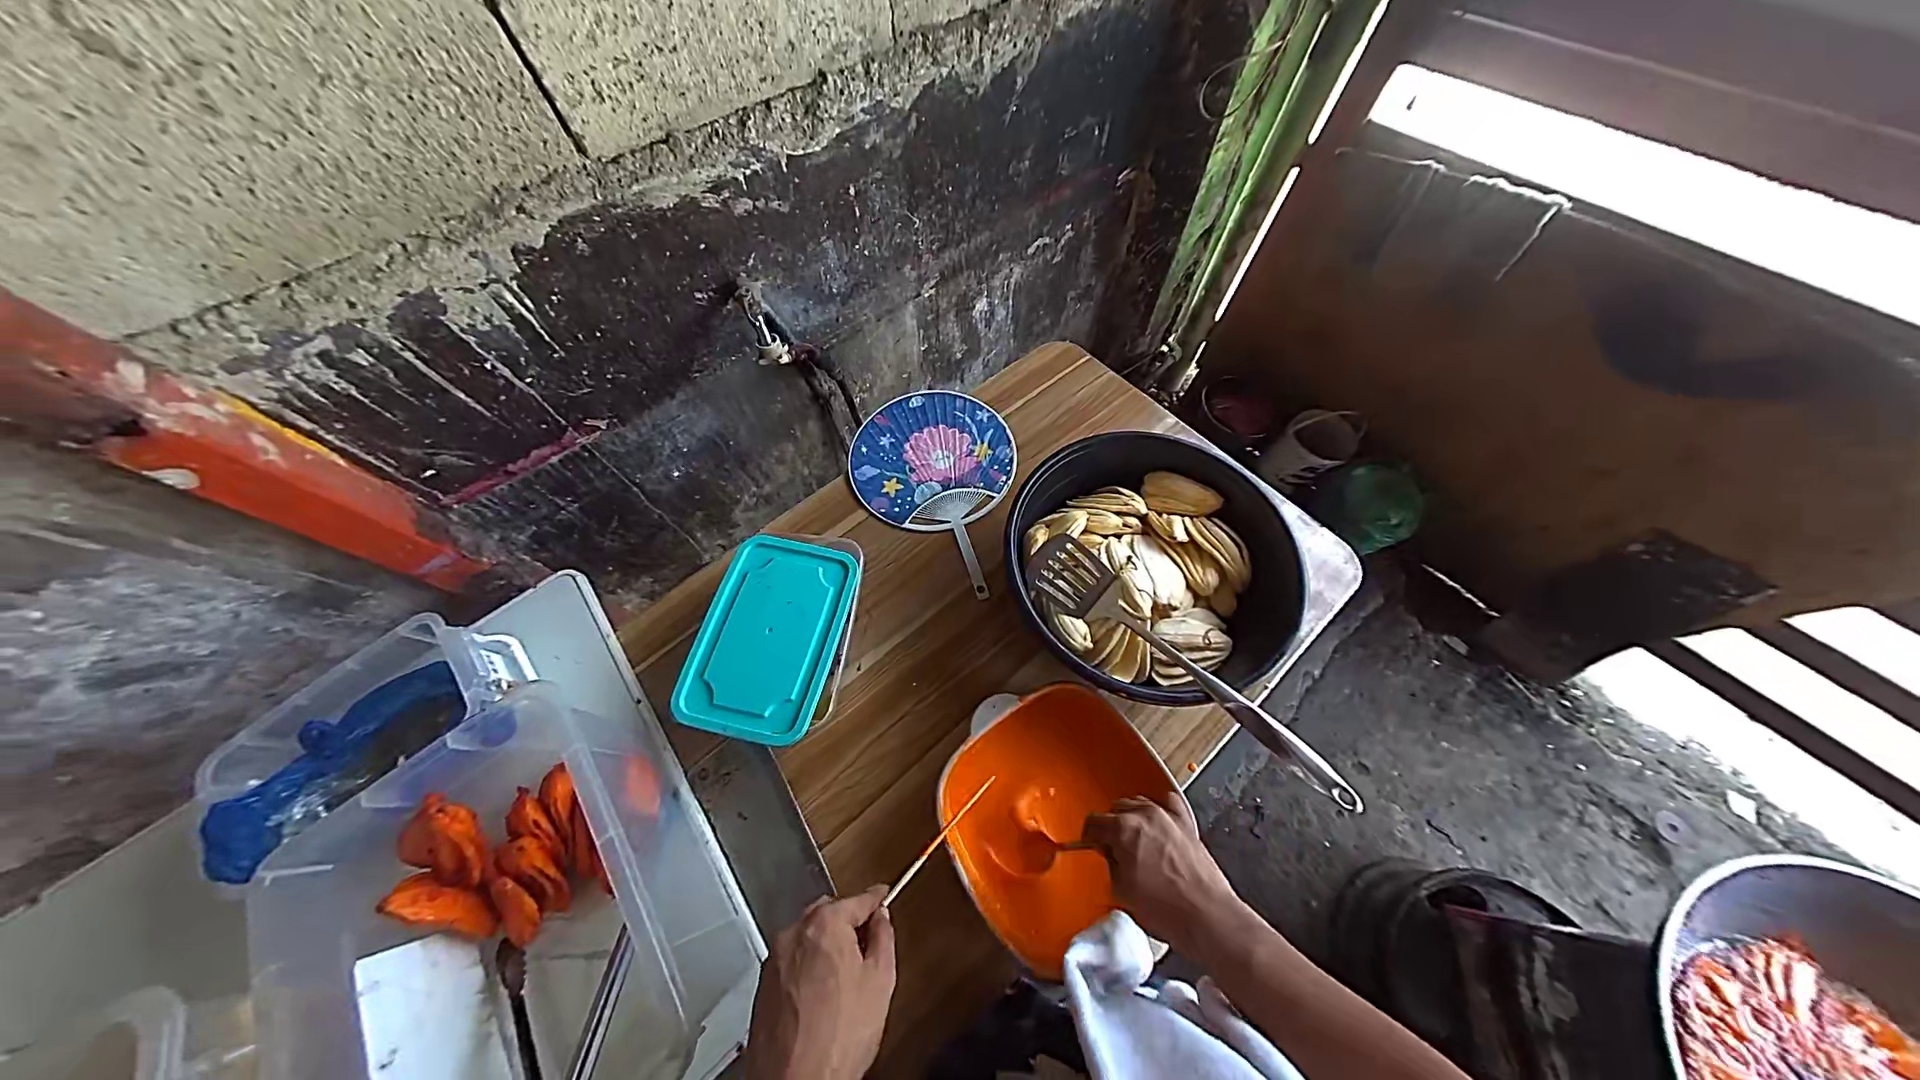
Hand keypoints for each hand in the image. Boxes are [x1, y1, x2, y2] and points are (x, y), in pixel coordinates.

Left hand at [745, 885, 896, 1079]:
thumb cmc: (835, 1040)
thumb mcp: (880, 980)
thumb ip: (884, 937)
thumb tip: (881, 921)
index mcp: (825, 924)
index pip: (858, 899)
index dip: (876, 897)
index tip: (883, 895)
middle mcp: (794, 934)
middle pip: (829, 912)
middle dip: (848, 922)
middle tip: (868, 940)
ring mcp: (775, 959)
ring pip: (808, 937)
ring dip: (826, 945)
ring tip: (845, 978)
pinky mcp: (764, 984)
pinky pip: (792, 961)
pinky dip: (808, 966)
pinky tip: (823, 995)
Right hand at [1084, 793, 1241, 951]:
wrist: (1207, 917)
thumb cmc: (1169, 910)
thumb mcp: (1121, 890)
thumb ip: (1110, 864)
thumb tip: (1110, 857)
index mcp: (1123, 830)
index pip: (1094, 821)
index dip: (1089, 836)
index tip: (1091, 845)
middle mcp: (1145, 816)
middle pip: (1116, 809)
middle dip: (1111, 827)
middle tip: (1112, 848)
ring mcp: (1168, 817)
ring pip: (1139, 803)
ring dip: (1132, 818)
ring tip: (1134, 842)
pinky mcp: (1187, 825)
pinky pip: (1168, 804)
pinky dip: (1160, 810)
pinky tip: (1158, 826)